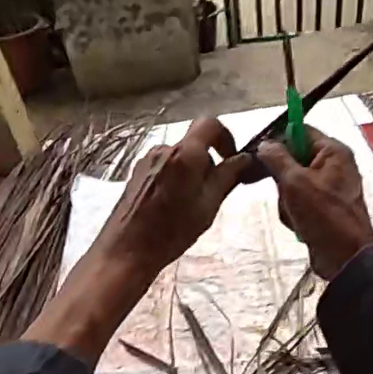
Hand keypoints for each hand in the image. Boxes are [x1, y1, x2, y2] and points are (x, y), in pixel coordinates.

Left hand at [92, 117, 253, 279]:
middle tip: (215, 190)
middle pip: (194, 143)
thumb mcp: (209, 204)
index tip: (232, 159)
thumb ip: (228, 176)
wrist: (128, 249)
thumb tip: (245, 159)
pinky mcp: (137, 174)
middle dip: (209, 161)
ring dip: (192, 172)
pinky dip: (176, 178)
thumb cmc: (172, 230)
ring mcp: (147, 161)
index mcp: (185, 153)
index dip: (226, 137)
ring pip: (179, 158)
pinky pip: (165, 167)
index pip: (210, 124)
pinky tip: (174, 205)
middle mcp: (163, 150)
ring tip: (193, 203)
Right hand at [259, 130, 372, 278]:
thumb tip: (265, 144)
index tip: (259, 153)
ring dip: (286, 199)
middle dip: (282, 178)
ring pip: (291, 182)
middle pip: (293, 158)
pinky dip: (293, 211)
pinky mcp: (323, 206)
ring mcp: (328, 187)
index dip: (278, 139)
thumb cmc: (324, 216)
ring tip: (295, 212)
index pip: (300, 131)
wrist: (344, 257)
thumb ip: (277, 158)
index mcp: (333, 152)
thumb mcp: (295, 182)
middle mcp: (333, 165)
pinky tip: (299, 223)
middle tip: (284, 192)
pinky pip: (298, 200)